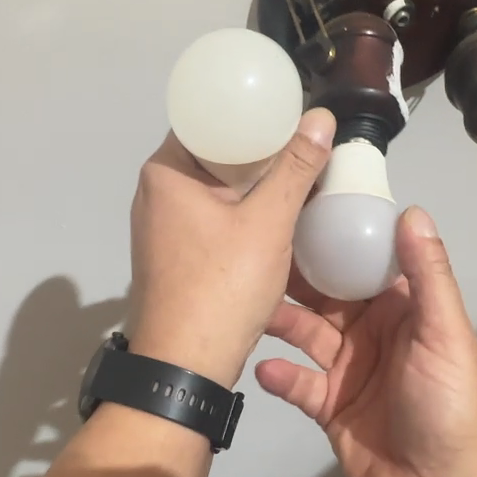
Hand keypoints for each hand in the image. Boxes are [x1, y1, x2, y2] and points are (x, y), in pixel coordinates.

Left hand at [128, 109, 334, 387]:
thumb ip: (296, 169)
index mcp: (165, 172)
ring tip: (298, 174)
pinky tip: (276, 217)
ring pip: (215, 190)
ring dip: (253, 184)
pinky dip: (242, 214)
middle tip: (303, 141)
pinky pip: (212, 219)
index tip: (286, 110)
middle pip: (212, 155)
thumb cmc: (222, 286)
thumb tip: (321, 118)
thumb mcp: (268, 223)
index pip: (206, 120)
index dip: (247, 111)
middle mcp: (155, 194)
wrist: (184, 366)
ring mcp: (162, 229)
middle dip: (258, 149)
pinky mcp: (174, 257)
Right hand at [255, 207, 476, 476]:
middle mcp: (372, 333)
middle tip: (253, 249)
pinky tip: (265, 369)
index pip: (365, 263)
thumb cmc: (449, 407)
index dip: (337, 236)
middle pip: (327, 294)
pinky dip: (281, 375)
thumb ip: (428, 275)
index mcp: (404, 310)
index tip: (299, 208)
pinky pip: (296, 382)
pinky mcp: (326, 405)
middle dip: (296, 274)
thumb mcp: (445, 334)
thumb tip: (411, 211)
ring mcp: (346, 369)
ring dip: (280, 320)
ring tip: (247, 306)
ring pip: (304, 332)